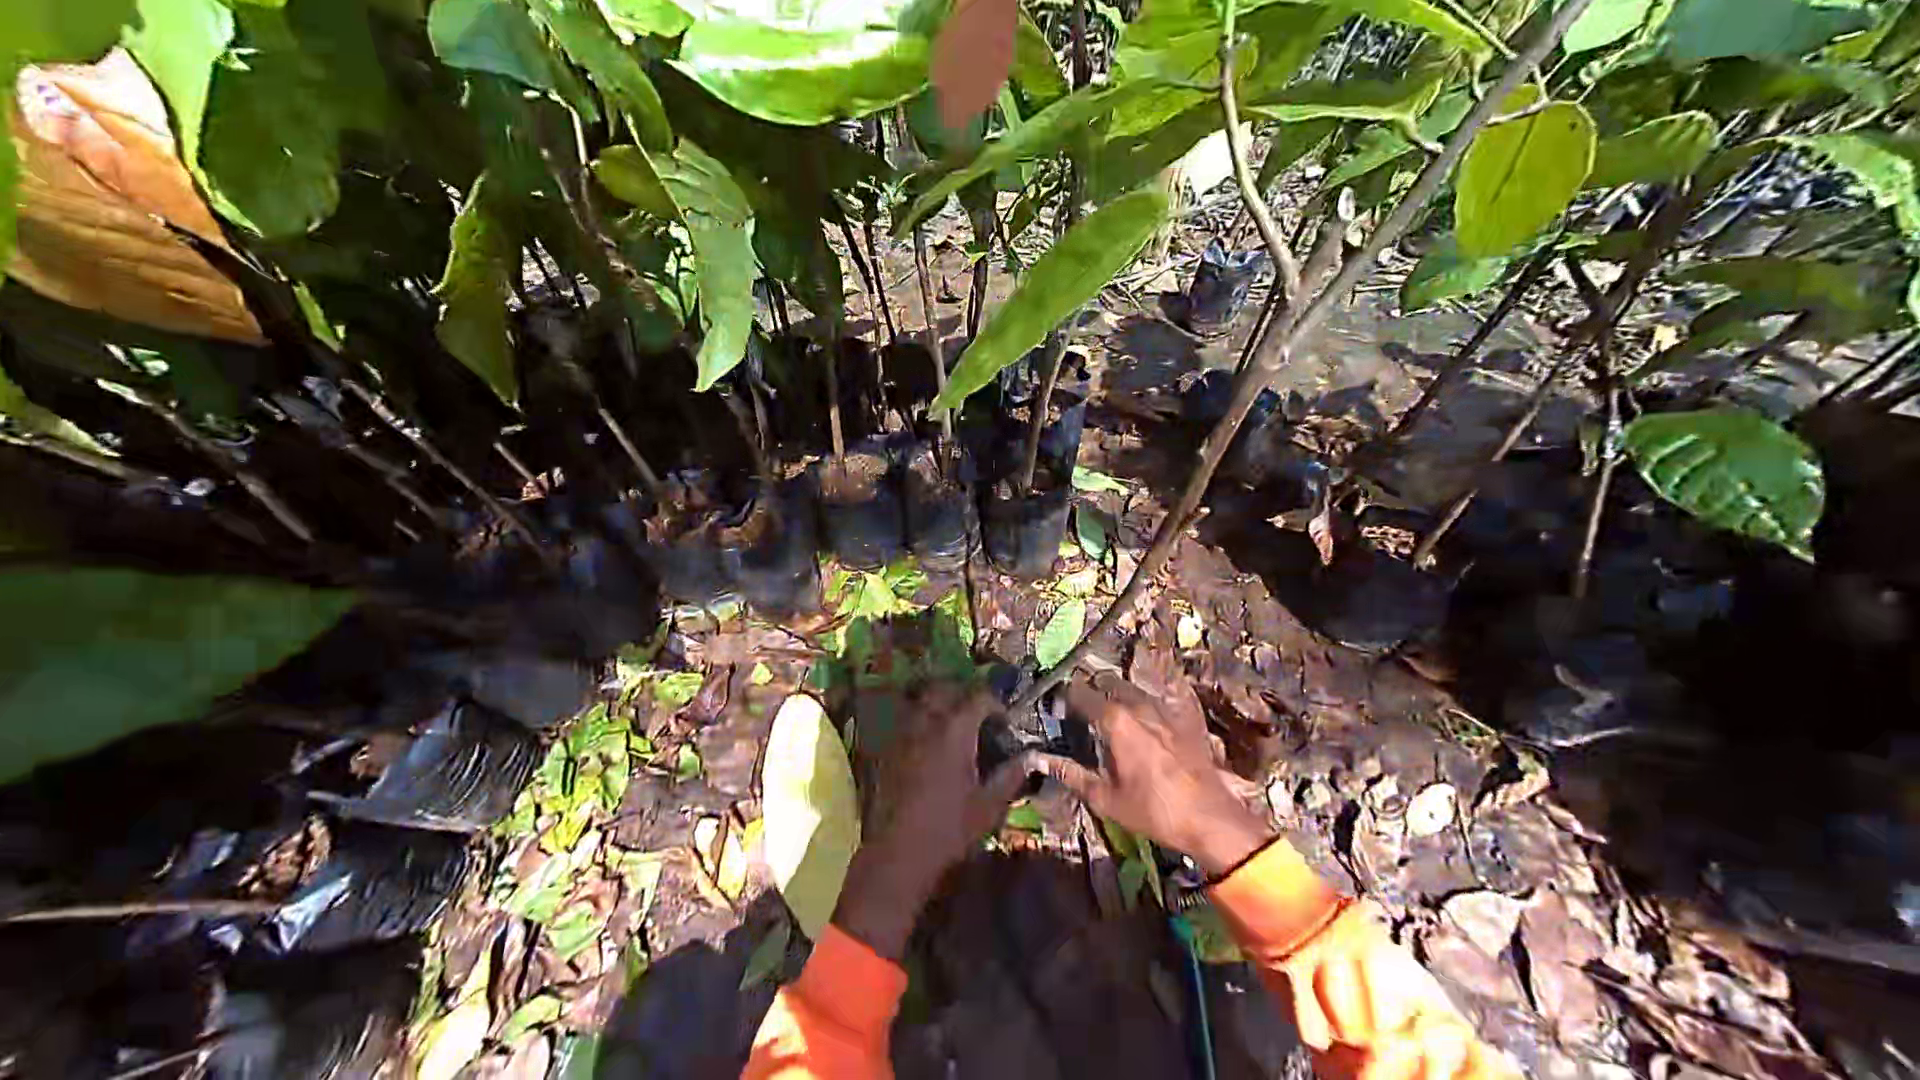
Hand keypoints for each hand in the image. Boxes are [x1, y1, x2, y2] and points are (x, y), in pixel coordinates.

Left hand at [832, 684, 1038, 958]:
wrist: (898, 854)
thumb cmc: (949, 829)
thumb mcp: (989, 805)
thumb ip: (1011, 775)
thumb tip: (1031, 756)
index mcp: (955, 731)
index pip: (978, 698)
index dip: (995, 704)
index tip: (1005, 721)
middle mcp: (927, 724)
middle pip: (945, 690)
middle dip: (963, 695)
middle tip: (979, 716)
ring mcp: (903, 736)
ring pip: (921, 703)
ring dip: (939, 706)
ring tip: (955, 726)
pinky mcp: (888, 751)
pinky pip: (906, 723)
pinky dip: (921, 724)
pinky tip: (931, 746)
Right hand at [1042, 672, 1273, 876]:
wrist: (1211, 819)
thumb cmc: (1154, 810)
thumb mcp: (1105, 798)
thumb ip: (1070, 773)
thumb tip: (1038, 759)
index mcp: (1116, 720)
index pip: (1080, 694)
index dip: (1065, 698)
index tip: (1057, 707)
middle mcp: (1140, 705)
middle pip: (1108, 682)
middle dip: (1092, 689)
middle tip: (1082, 707)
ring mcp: (1167, 708)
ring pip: (1135, 688)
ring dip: (1118, 692)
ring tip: (1110, 710)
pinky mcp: (1187, 717)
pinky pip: (1162, 697)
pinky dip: (1148, 699)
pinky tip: (1146, 713)